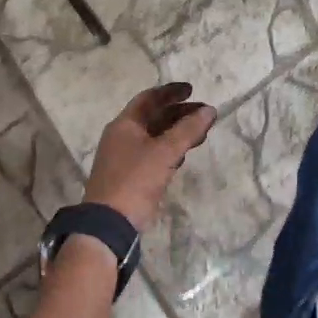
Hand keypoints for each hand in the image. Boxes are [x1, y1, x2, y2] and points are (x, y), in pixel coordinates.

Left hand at [83, 82, 216, 229]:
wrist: (108, 227)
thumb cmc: (135, 180)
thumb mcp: (165, 152)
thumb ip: (188, 129)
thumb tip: (209, 110)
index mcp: (124, 125)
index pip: (149, 98)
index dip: (171, 92)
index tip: (192, 90)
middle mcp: (121, 137)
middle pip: (154, 117)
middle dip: (180, 114)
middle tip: (204, 114)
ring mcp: (123, 158)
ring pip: (155, 137)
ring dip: (177, 132)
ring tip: (201, 134)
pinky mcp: (129, 177)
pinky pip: (152, 154)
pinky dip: (169, 150)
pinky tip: (183, 156)